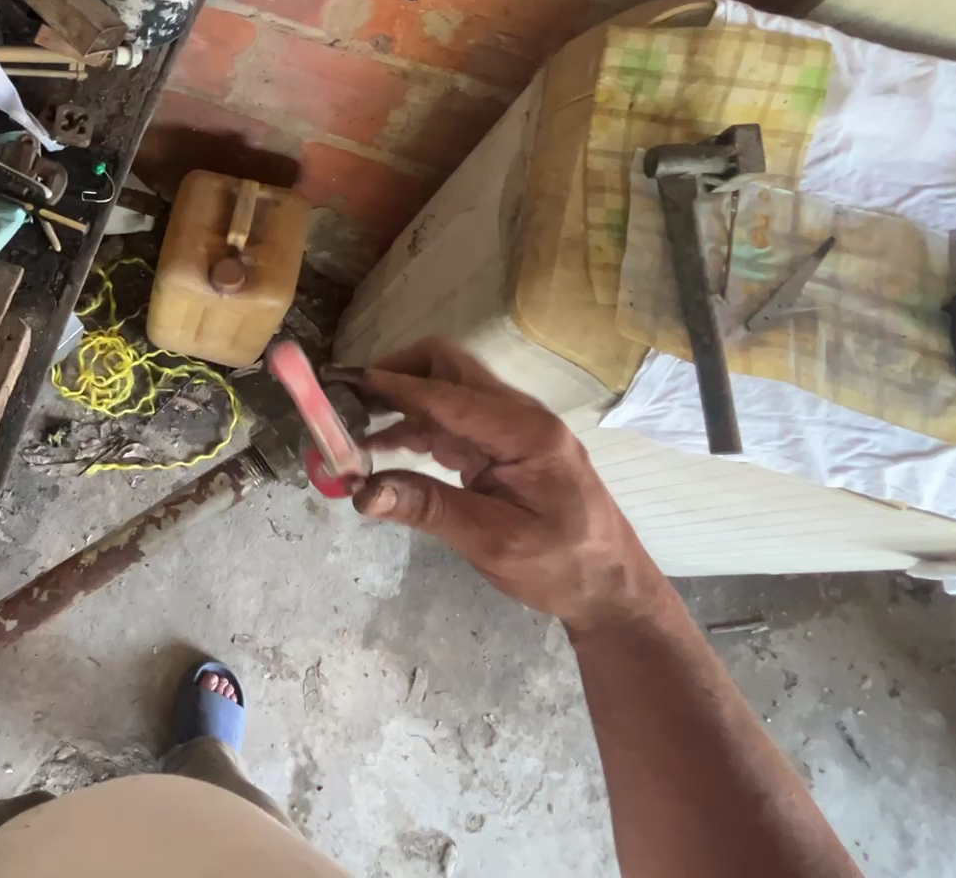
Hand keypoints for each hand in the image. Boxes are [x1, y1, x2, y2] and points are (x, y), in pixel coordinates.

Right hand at [326, 338, 676, 631]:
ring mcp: (506, 428)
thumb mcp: (492, 542)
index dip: (392, 386)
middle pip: (446, 366)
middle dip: (394, 372)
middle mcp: (516, 416)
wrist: (611, 590)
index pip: (445, 393)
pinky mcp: (496, 445)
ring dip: (396, 399)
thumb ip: (426, 508)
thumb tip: (362, 491)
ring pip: (441, 387)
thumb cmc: (561, 566)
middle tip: (348, 397)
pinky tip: (378, 446)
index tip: (343, 383)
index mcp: (523, 432)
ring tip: (350, 423)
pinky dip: (408, 424)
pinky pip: (445, 418)